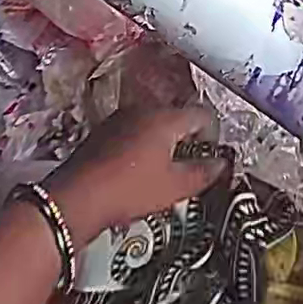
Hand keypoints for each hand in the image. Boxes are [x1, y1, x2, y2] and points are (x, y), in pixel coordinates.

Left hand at [44, 107, 229, 235]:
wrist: (79, 195)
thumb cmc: (131, 189)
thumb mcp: (173, 187)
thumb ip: (202, 173)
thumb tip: (222, 164)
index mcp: (166, 118)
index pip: (200, 114)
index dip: (212, 131)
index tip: (214, 152)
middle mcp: (145, 108)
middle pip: (176, 115)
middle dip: (188, 134)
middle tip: (193, 160)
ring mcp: (123, 115)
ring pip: (154, 121)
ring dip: (165, 138)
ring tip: (168, 165)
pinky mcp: (106, 127)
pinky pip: (136, 127)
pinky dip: (145, 140)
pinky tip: (141, 165)